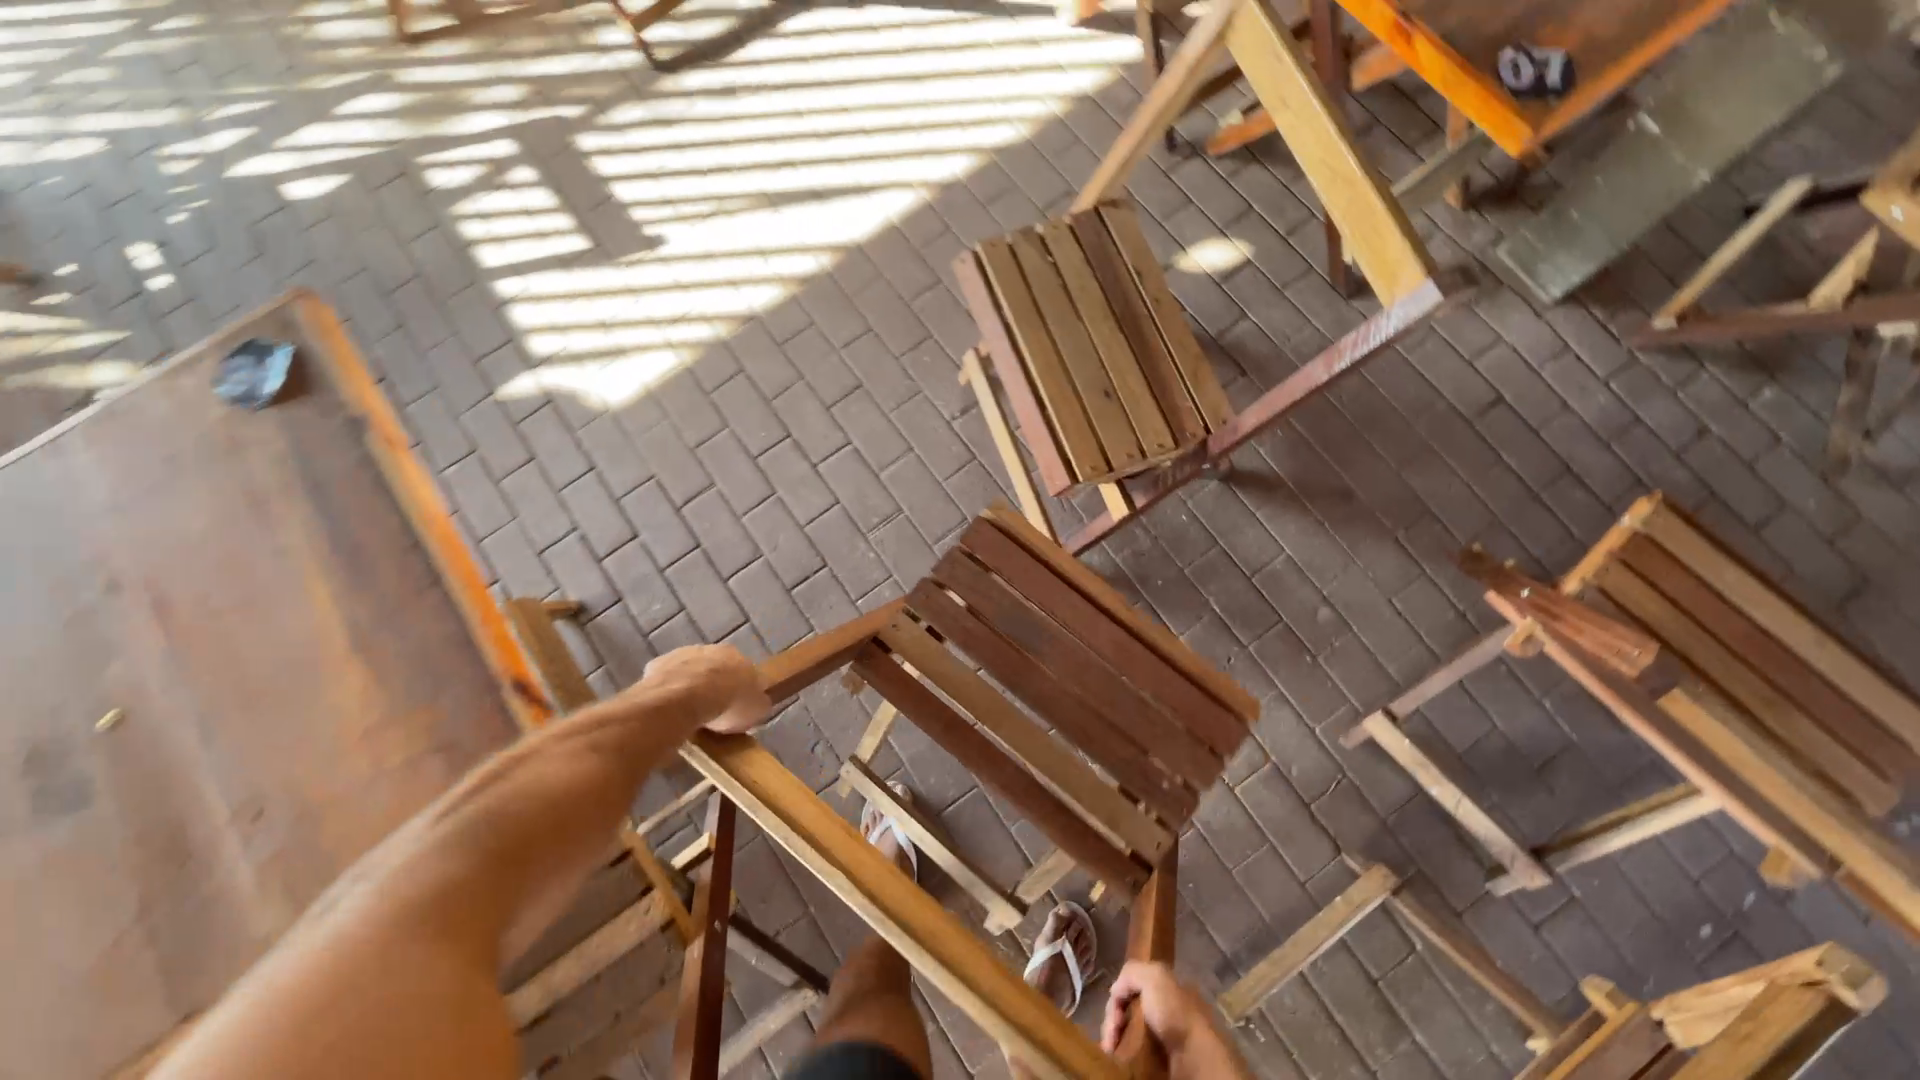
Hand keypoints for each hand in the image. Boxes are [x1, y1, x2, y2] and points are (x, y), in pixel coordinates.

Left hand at [638, 645, 769, 733]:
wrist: (684, 698)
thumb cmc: (728, 703)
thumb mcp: (757, 710)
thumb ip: (758, 703)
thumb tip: (758, 703)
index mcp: (739, 657)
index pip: (745, 672)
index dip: (741, 691)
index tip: (737, 709)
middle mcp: (712, 649)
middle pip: (716, 669)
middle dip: (715, 686)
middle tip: (713, 712)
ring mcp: (682, 654)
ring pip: (690, 672)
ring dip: (690, 687)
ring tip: (689, 713)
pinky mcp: (658, 665)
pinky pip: (667, 680)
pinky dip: (668, 692)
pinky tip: (669, 709)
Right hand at [1101, 962, 1249, 1079]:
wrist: (1197, 1058)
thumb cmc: (1176, 1014)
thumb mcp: (1155, 976)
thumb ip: (1132, 972)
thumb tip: (1115, 991)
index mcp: (1166, 989)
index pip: (1133, 987)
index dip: (1119, 997)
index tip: (1115, 1011)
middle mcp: (1165, 1011)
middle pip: (1127, 1011)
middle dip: (1113, 1021)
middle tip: (1110, 1037)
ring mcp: (1162, 1037)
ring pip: (1128, 1033)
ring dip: (1115, 1038)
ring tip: (1111, 1050)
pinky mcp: (1161, 1061)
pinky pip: (1134, 1052)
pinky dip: (1123, 1053)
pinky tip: (1118, 1056)